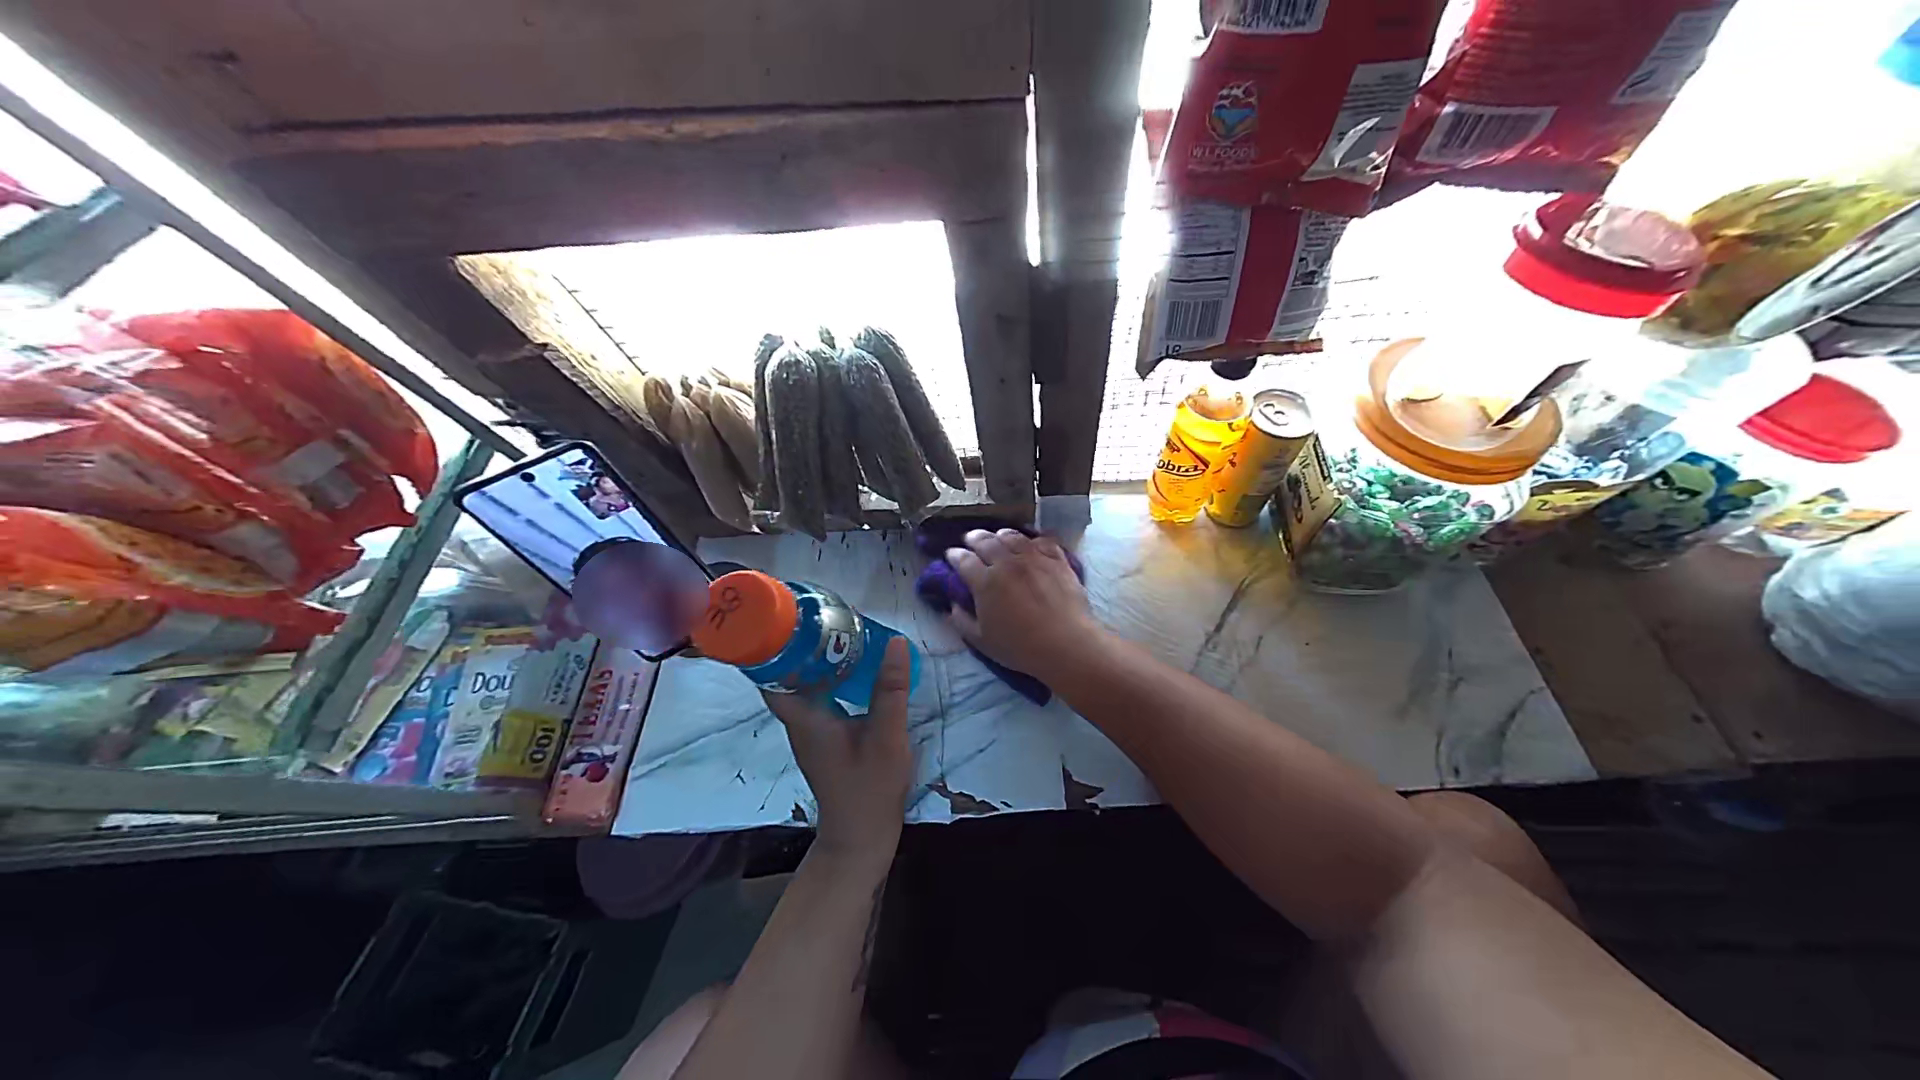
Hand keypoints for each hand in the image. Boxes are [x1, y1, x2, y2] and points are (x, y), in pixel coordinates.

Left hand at [763, 637, 913, 859]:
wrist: (862, 837)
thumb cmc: (868, 788)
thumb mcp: (886, 736)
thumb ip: (891, 690)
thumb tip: (897, 642)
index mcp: (805, 718)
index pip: (771, 676)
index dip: (773, 646)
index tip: (790, 617)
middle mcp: (800, 722)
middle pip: (788, 676)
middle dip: (803, 645)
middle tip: (827, 616)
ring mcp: (811, 732)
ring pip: (805, 687)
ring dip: (818, 661)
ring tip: (843, 633)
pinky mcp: (824, 739)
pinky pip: (820, 698)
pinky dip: (832, 679)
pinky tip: (856, 669)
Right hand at [945, 529, 1104, 682]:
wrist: (1066, 644)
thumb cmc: (1020, 648)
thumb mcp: (981, 641)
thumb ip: (962, 621)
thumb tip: (952, 606)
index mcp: (985, 582)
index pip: (963, 560)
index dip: (954, 555)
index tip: (950, 554)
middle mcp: (1007, 563)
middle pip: (986, 541)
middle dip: (974, 538)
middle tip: (970, 539)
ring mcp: (1034, 559)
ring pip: (1012, 537)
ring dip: (1000, 535)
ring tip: (997, 537)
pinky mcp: (1057, 560)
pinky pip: (1041, 541)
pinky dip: (1032, 539)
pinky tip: (1030, 543)